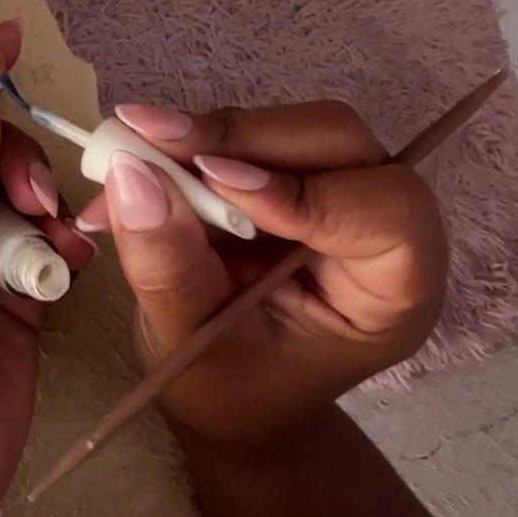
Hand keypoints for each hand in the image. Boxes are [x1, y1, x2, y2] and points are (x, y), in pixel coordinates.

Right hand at [77, 101, 447, 445]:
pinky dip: (183, 139)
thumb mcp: (190, 346)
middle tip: (148, 136)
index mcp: (389, 290)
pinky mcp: (277, 175)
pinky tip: (134, 158)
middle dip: (237, 135)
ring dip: (202, 132)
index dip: (302, 188)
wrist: (223, 390)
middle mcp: (370, 227)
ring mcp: (325, 192)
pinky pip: (238, 134)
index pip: (387, 211)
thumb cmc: (226, 390)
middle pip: (335, 141)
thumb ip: (166, 267)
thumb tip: (130, 174)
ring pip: (282, 126)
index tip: (211, 179)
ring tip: (128, 148)